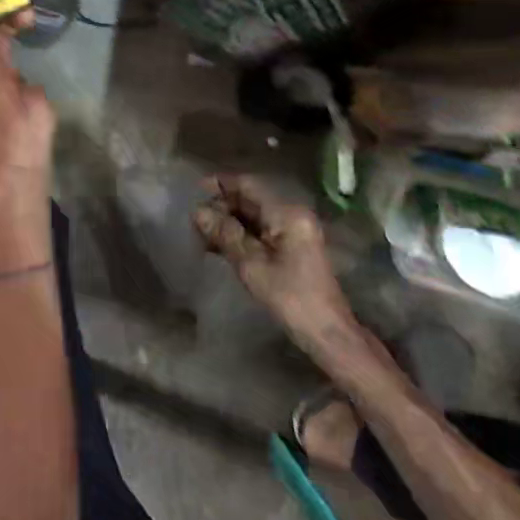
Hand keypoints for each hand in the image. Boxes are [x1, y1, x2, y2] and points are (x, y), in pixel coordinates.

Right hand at [193, 175, 353, 342]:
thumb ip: (225, 234)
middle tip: (191, 218)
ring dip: (228, 222)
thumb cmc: (291, 298)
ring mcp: (294, 231)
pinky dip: (241, 236)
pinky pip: (262, 232)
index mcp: (287, 213)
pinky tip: (218, 246)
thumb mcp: (252, 265)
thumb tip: (198, 211)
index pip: (248, 186)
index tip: (192, 191)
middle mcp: (292, 215)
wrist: (328, 334)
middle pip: (251, 200)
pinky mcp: (293, 248)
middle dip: (221, 206)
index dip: (219, 185)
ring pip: (254, 217)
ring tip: (199, 232)